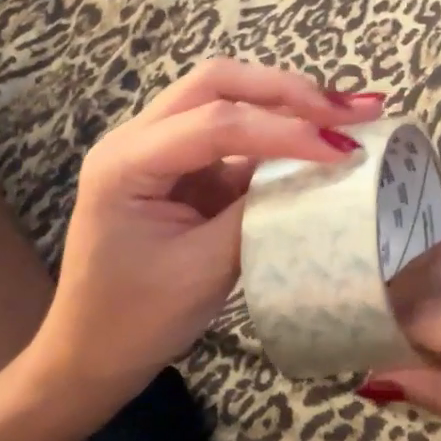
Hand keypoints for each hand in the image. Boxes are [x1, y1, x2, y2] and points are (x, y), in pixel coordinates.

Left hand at [29, 59, 383, 410]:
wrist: (89, 358)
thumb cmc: (135, 321)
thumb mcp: (204, 269)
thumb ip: (260, 211)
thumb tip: (323, 172)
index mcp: (127, 162)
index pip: (218, 123)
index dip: (285, 130)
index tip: (343, 150)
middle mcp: (139, 137)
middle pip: (220, 82)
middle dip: (289, 91)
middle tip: (351, 110)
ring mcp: (162, 146)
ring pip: (230, 95)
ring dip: (290, 101)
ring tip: (349, 111)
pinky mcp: (186, 164)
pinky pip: (237, 129)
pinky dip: (281, 129)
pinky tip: (320, 136)